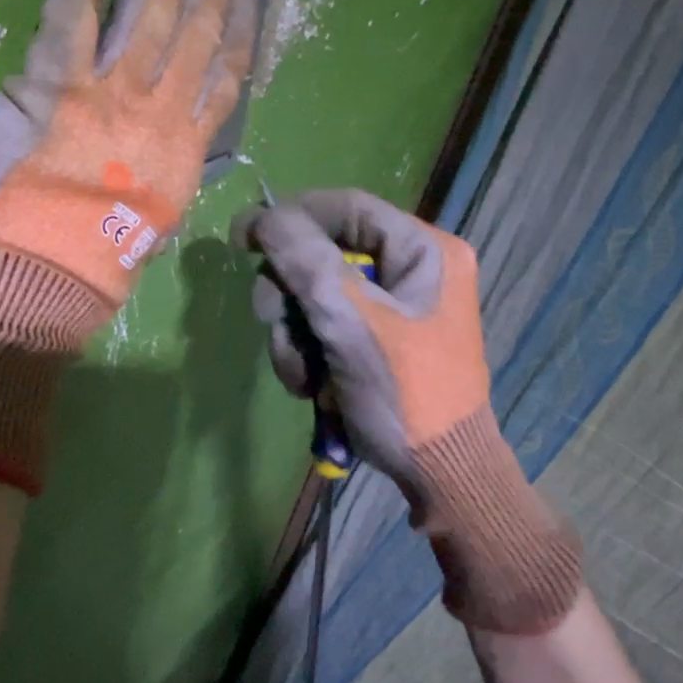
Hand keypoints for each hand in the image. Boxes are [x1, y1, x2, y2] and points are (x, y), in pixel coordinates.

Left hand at [0, 0, 257, 303]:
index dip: (242, 32)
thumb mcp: (132, 234)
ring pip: (150, 9)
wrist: (19, 299)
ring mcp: (108, 97)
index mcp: (179, 162)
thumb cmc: (70, 280)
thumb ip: (142, 177)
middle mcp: (157, 121)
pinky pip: (76, 5)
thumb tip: (142, 140)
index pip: (225, 83)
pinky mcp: (50, 85)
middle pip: (196, 32)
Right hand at [232, 190, 581, 633]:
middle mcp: (409, 270)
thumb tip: (260, 217)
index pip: (344, 208)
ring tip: (305, 378)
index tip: (241, 240)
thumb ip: (304, 261)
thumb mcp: (351, 322)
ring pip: (311, 298)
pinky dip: (306, 356)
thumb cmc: (407, 393)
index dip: (289, 217)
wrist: (441, 475)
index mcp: (423, 250)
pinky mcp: (372, 342)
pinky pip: (319, 329)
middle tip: (278, 327)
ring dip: (293, 337)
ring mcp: (390, 309)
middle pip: (319, 256)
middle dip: (289, 298)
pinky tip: (313, 388)